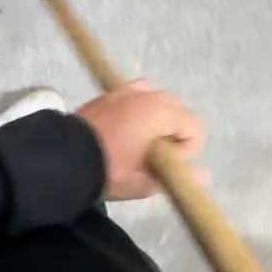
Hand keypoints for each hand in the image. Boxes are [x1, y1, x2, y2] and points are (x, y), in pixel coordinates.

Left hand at [74, 81, 206, 200]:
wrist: (64, 158)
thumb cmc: (111, 170)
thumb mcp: (146, 181)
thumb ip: (179, 176)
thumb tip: (206, 175)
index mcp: (163, 112)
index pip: (195, 128)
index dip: (186, 151)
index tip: (165, 166)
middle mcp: (148, 94)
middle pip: (177, 111)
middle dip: (173, 133)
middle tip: (153, 156)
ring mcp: (125, 90)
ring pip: (155, 101)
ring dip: (155, 119)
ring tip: (138, 143)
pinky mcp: (106, 94)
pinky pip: (132, 97)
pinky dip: (135, 110)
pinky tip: (121, 131)